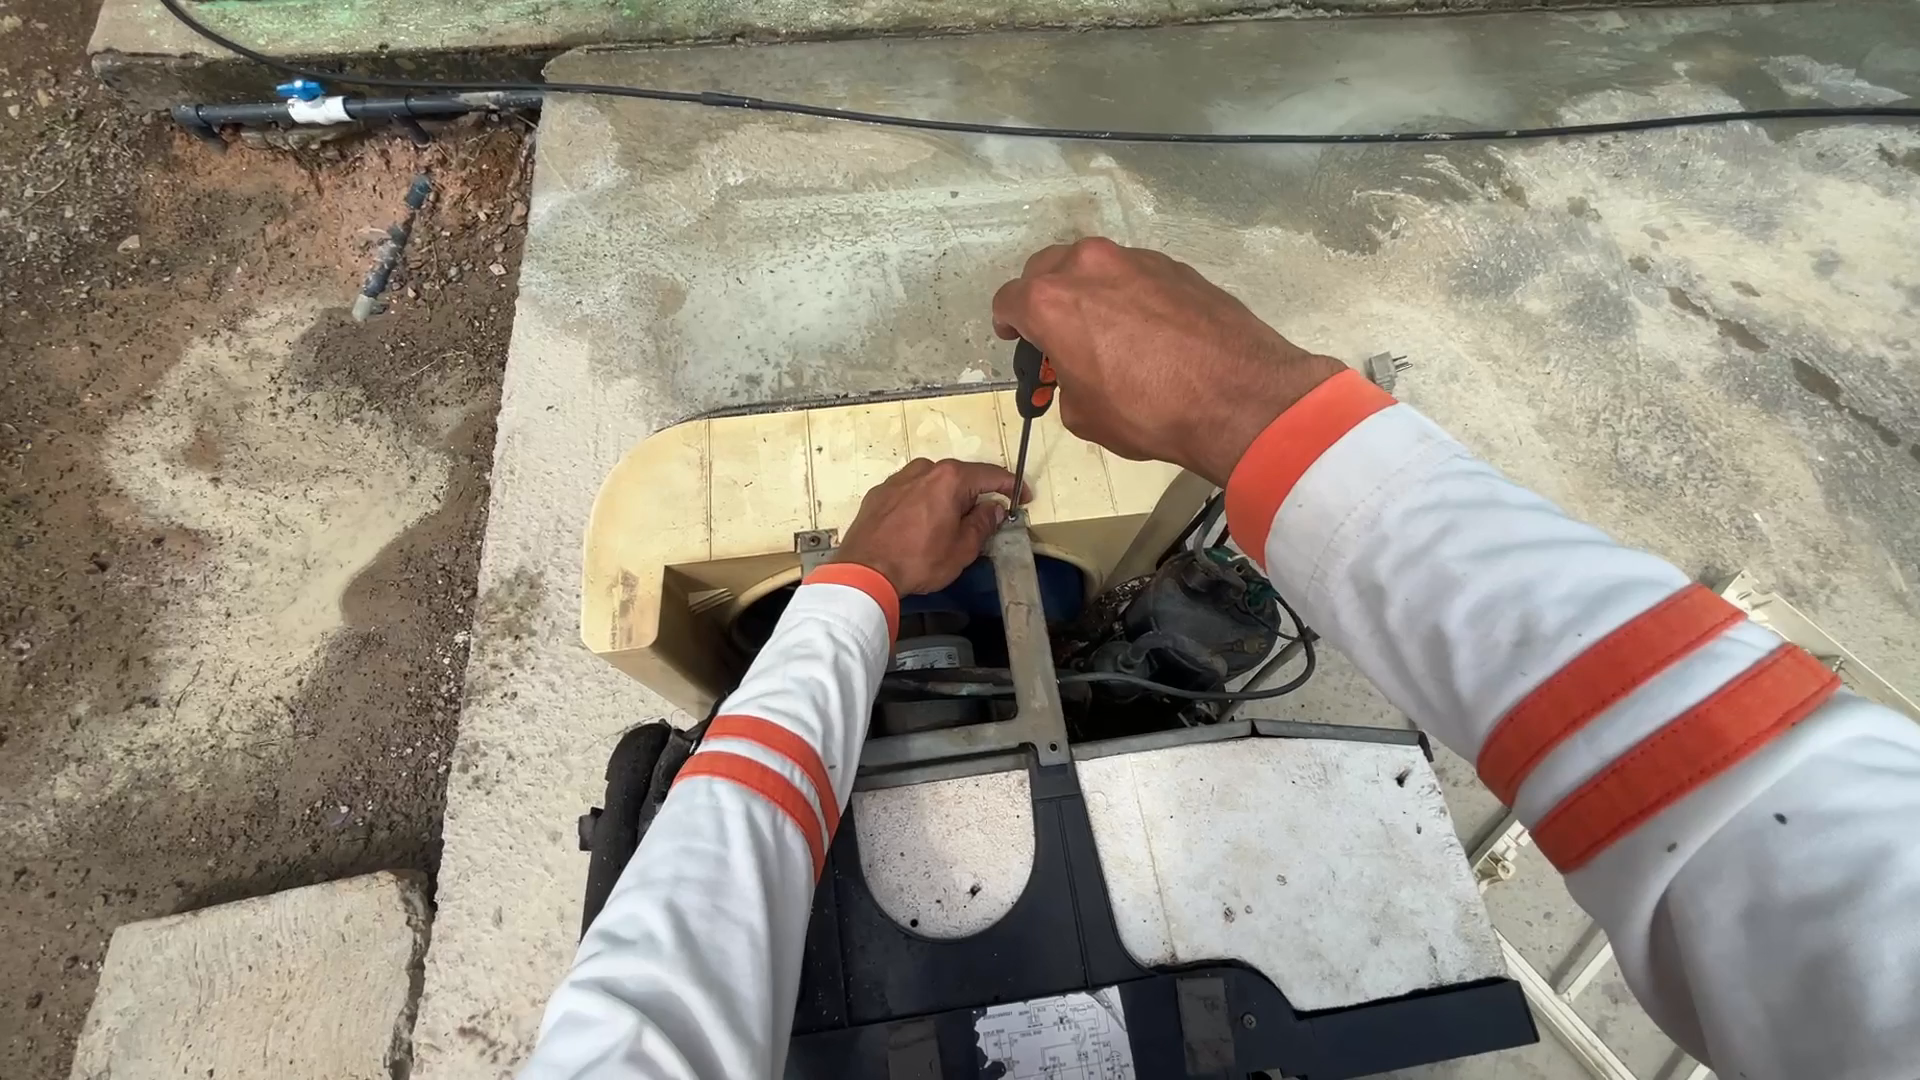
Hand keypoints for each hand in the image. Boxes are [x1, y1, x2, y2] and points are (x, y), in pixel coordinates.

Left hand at [828, 459, 1029, 595]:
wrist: (865, 571)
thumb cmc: (918, 561)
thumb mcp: (962, 549)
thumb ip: (982, 523)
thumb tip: (992, 508)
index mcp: (950, 478)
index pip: (990, 475)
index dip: (1011, 486)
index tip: (1023, 496)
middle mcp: (924, 469)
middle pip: (960, 477)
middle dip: (975, 495)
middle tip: (985, 518)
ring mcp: (898, 479)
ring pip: (933, 483)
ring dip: (946, 498)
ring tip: (949, 524)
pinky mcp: (879, 493)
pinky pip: (910, 492)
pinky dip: (922, 503)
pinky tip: (921, 525)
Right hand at [991, 237, 1346, 486]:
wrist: (1236, 397)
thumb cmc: (1146, 412)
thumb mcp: (1082, 415)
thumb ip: (1064, 379)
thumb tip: (1078, 369)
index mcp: (1051, 302)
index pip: (1008, 300)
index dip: (1008, 324)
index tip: (1016, 338)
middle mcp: (1088, 266)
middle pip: (1046, 270)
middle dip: (1043, 300)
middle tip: (1057, 335)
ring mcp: (1135, 259)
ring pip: (1092, 267)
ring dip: (1087, 293)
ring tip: (1104, 332)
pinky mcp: (1175, 266)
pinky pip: (1133, 274)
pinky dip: (1127, 294)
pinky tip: (1145, 330)